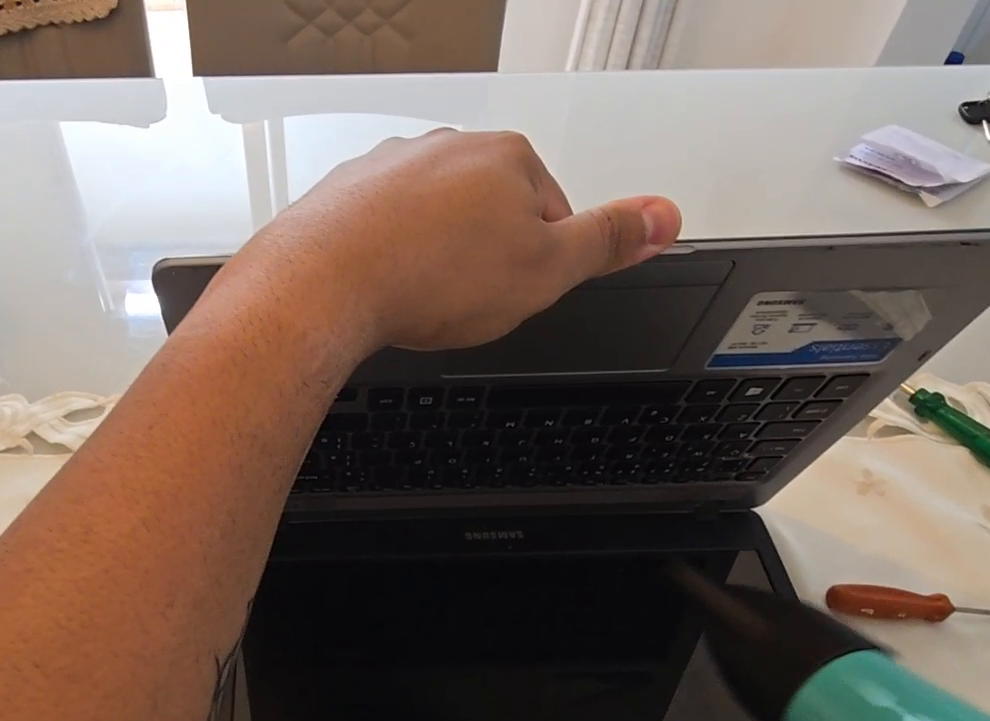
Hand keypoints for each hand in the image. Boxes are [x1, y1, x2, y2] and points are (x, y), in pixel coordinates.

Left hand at [221, 129, 680, 356]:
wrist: (327, 284)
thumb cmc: (427, 275)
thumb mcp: (543, 271)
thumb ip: (606, 243)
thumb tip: (662, 218)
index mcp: (507, 159)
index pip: (550, 211)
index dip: (538, 264)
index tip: (516, 291)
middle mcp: (448, 149)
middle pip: (488, 214)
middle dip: (484, 259)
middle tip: (466, 301)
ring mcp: (393, 168)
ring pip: (432, 222)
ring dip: (433, 259)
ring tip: (420, 297)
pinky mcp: (349, 196)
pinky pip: (383, 232)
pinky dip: (388, 259)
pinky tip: (384, 286)